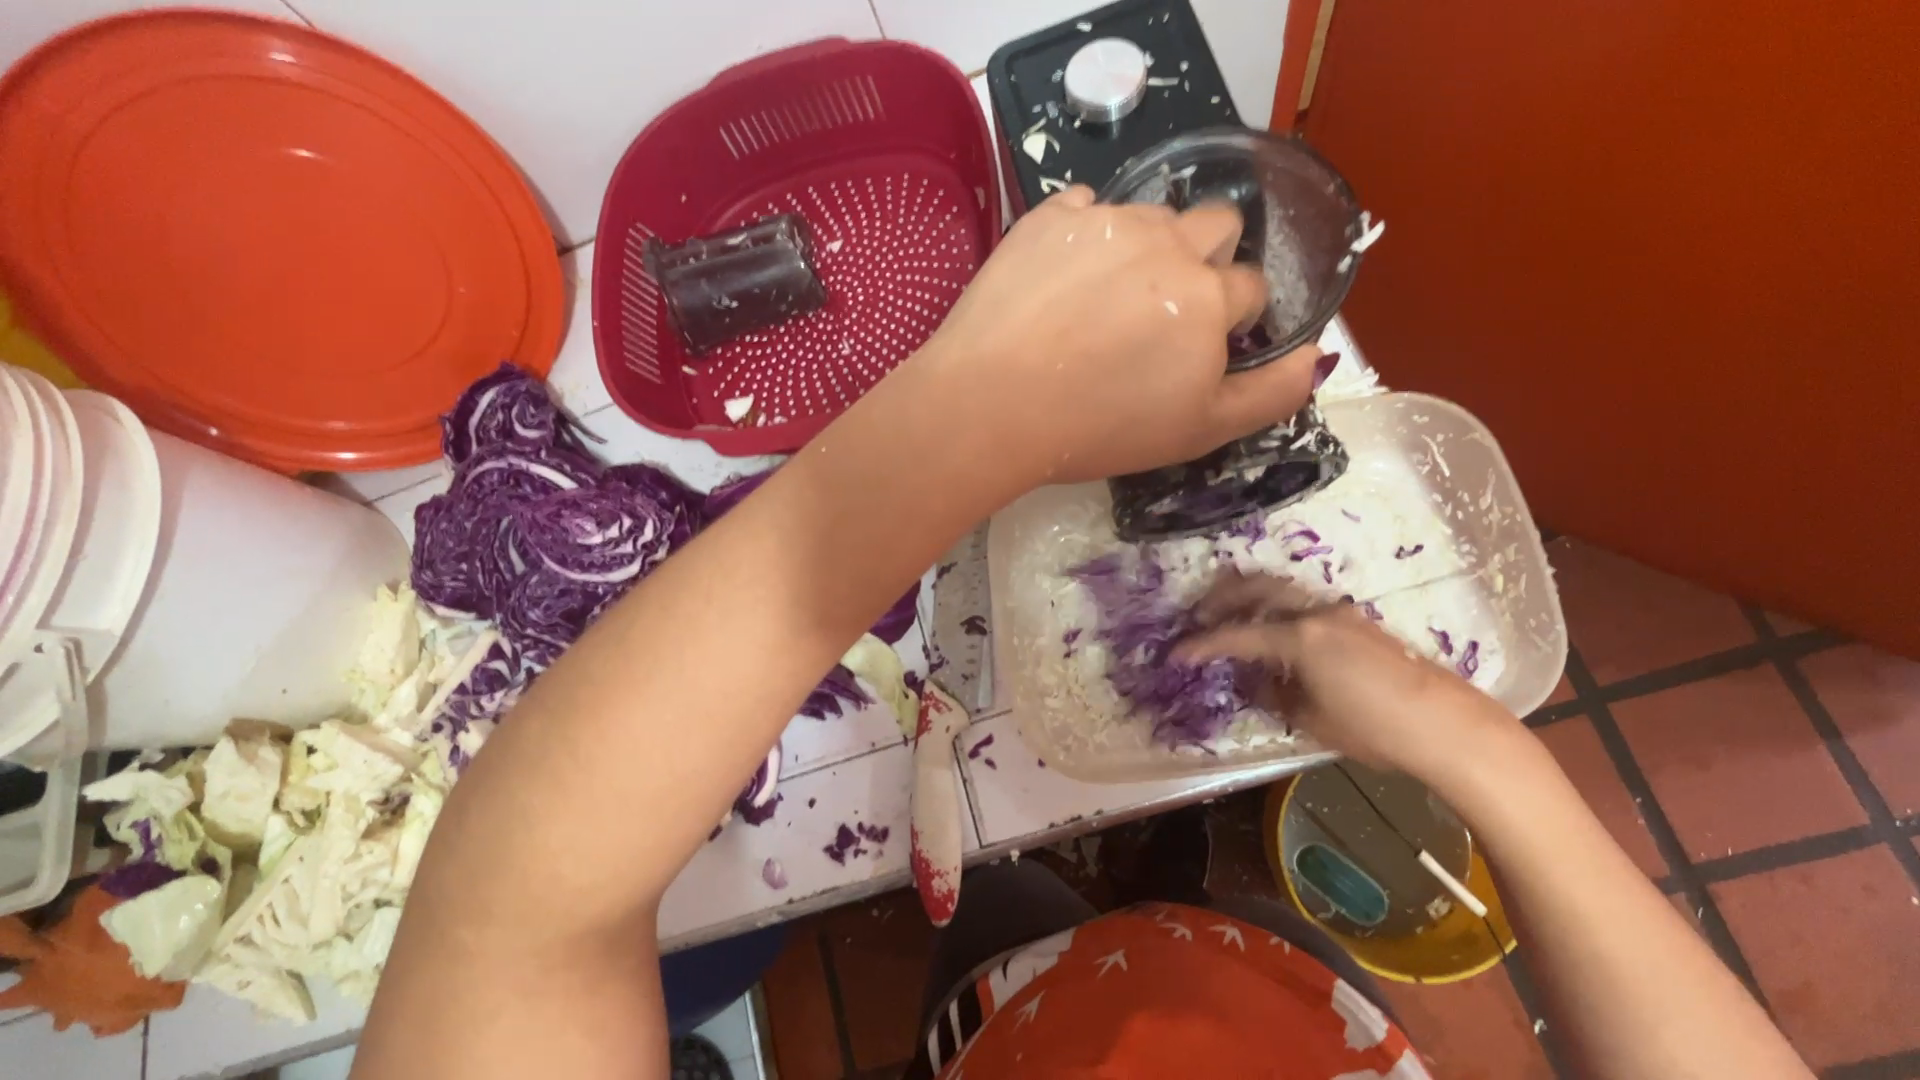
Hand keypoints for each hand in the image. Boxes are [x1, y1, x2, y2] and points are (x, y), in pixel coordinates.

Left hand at [898, 186, 1324, 490]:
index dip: (1231, 317)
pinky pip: (1087, 207)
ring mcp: (1105, 221)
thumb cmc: (1098, 427)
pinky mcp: (1049, 216)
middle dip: (1206, 260)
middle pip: (1216, 225)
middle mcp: (1168, 242)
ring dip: (1146, 246)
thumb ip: (1269, 393)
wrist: (990, 405)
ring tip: (1104, 299)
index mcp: (1211, 294)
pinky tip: (1062, 280)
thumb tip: (1315, 357)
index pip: (1251, 286)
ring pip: (1152, 214)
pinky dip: (1087, 235)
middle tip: (1160, 310)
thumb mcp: (1198, 431)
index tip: (1196, 345)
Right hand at [1176, 571, 1523, 782]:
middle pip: (1258, 589)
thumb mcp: (1313, 721)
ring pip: (1284, 591)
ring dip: (1253, 599)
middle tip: (1199, 615)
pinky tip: (1278, 637)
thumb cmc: (1374, 729)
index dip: (1202, 645)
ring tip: (1234, 618)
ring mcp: (1341, 613)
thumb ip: (1275, 696)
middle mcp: (1317, 614)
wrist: (1446, 725)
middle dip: (1222, 598)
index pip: (1237, 636)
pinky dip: (1280, 612)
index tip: (1176, 653)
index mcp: (1300, 638)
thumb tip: (1255, 683)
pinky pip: (1306, 605)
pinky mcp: (1359, 622)